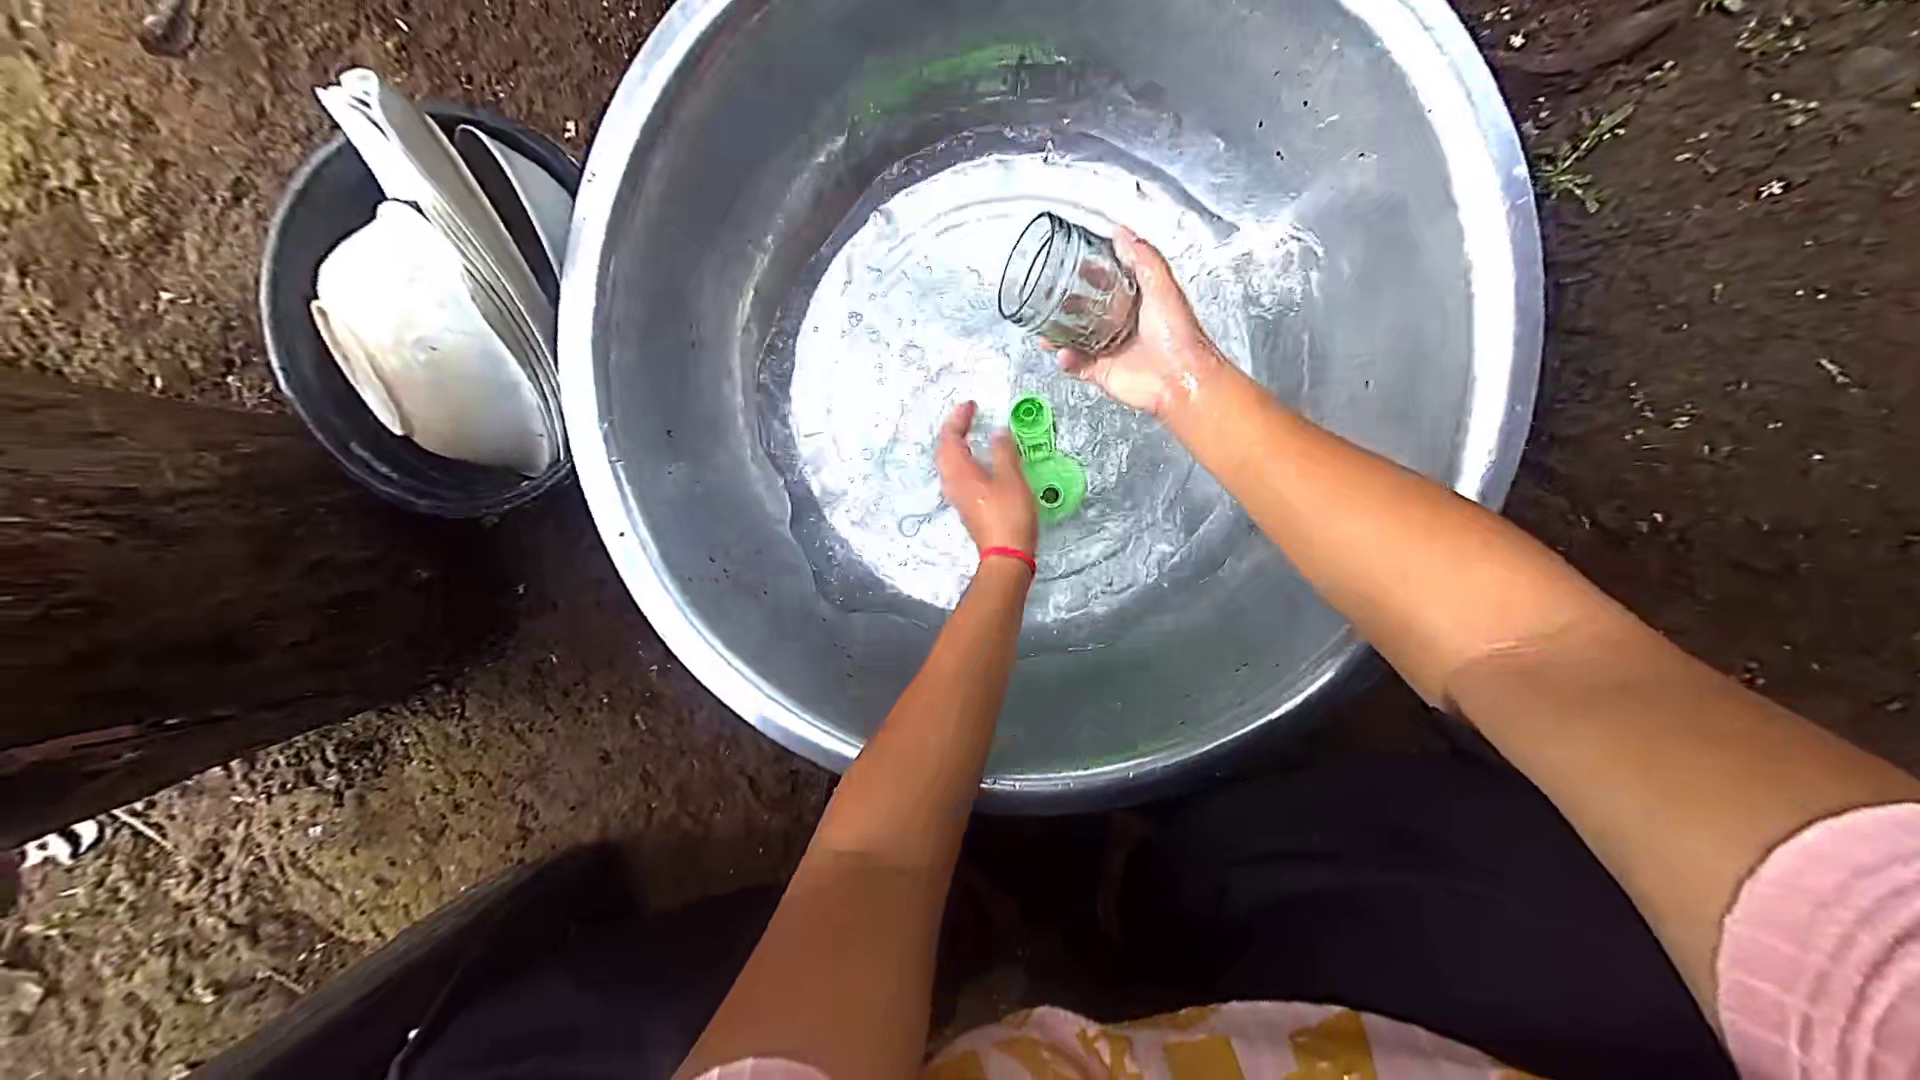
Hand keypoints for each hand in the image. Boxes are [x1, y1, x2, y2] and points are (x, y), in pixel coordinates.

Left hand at [935, 401, 1038, 555]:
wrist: (1006, 555)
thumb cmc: (1009, 516)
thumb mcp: (1012, 478)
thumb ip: (1003, 452)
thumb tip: (998, 433)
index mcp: (960, 472)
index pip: (950, 438)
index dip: (958, 418)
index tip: (971, 405)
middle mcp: (952, 483)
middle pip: (945, 450)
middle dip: (955, 429)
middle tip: (969, 416)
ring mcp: (957, 496)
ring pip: (949, 463)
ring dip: (958, 445)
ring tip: (972, 433)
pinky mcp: (966, 506)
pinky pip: (958, 475)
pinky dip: (964, 460)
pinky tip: (979, 461)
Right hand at [1047, 227, 1227, 418]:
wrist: (1178, 378)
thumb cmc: (1179, 337)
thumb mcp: (1162, 285)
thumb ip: (1143, 258)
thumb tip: (1123, 234)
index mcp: (1140, 305)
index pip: (1110, 285)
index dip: (1093, 275)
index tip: (1077, 264)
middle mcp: (1124, 328)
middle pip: (1089, 314)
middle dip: (1069, 307)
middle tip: (1054, 297)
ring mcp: (1112, 351)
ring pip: (1077, 341)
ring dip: (1059, 335)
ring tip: (1045, 329)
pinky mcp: (1103, 373)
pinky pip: (1077, 366)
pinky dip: (1066, 361)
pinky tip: (1061, 353)